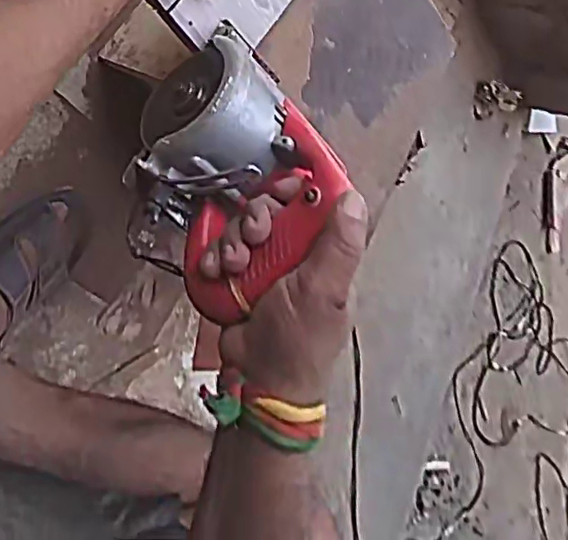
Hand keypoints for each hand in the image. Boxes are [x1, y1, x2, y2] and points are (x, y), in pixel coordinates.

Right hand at [205, 187, 368, 403]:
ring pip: (241, 224)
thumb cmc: (299, 343)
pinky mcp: (234, 271)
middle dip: (256, 217)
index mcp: (321, 251)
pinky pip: (219, 245)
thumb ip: (339, 246)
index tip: (281, 189)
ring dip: (232, 240)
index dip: (295, 188)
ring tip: (234, 265)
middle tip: (255, 237)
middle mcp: (292, 251)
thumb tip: (354, 199)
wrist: (256, 379)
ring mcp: (261, 261)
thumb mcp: (323, 291)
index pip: (311, 201)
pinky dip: (214, 255)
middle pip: (269, 206)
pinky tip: (218, 272)